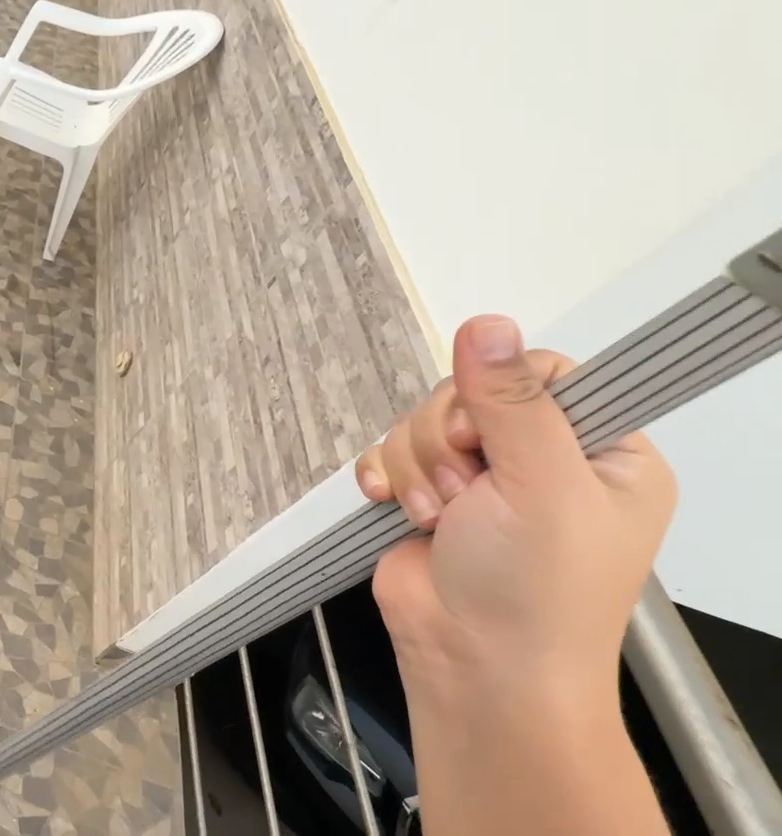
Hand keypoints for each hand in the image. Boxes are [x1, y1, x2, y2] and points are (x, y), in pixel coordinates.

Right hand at [354, 315, 676, 694]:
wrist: (472, 661)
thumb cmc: (535, 586)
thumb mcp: (539, 486)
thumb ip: (511, 402)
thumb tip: (486, 321)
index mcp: (599, 452)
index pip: (540, 374)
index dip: (496, 393)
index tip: (486, 437)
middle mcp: (538, 459)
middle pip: (465, 397)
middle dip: (446, 443)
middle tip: (464, 494)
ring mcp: (477, 478)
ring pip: (418, 425)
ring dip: (415, 470)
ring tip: (436, 519)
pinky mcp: (423, 494)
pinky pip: (385, 453)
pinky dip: (383, 478)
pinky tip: (391, 506)